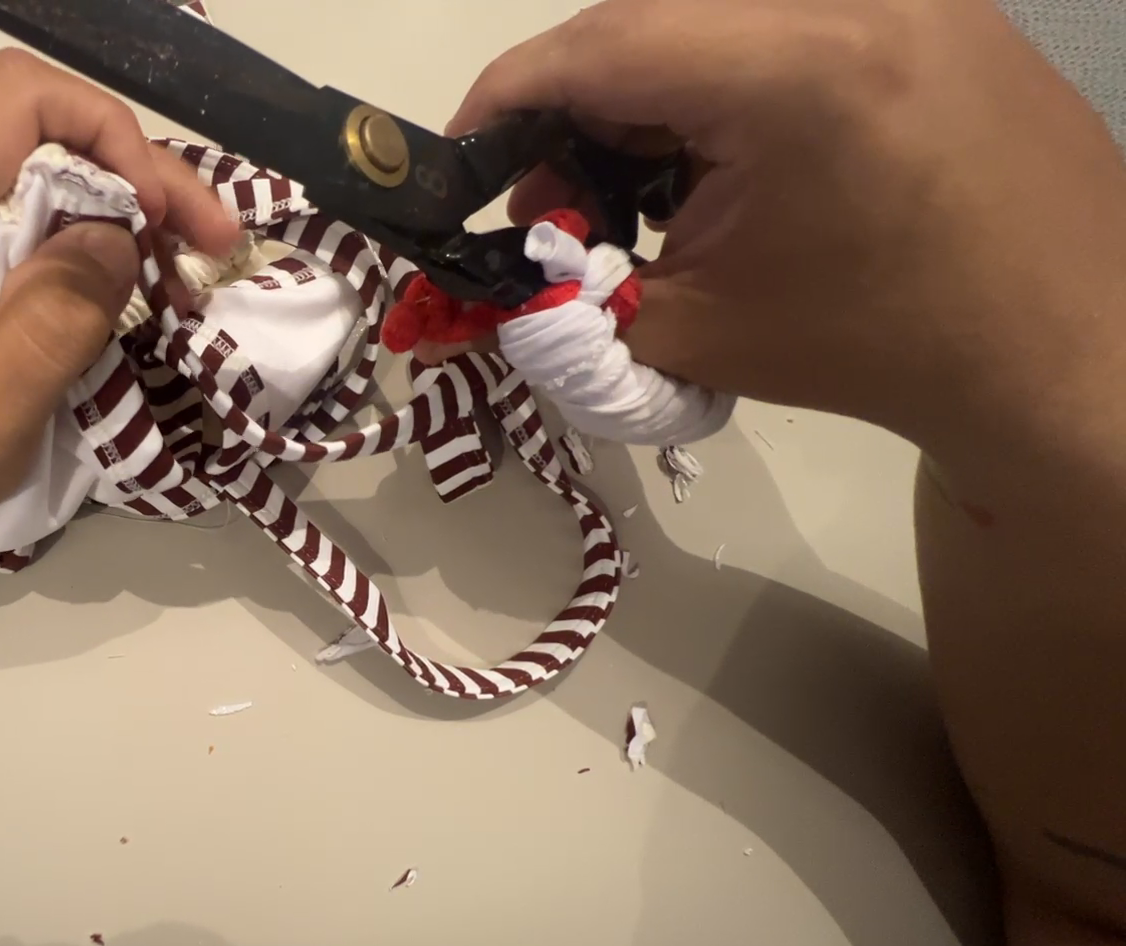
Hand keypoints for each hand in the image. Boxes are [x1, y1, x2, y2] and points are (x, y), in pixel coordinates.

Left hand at [0, 50, 238, 565]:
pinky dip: (84, 254)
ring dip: (119, 220)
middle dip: (141, 180)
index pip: (23, 101)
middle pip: (46, 137)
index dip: (109, 136)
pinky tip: (117, 299)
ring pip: (41, 183)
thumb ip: (53, 318)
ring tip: (175, 282)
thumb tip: (117, 236)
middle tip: (210, 247)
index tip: (158, 218)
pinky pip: (23, 231)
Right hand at [451, 0, 1125, 453]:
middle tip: (539, 203)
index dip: (505, 94)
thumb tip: (471, 303)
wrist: (1053, 342)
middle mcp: (852, 1)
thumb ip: (562, 305)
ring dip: (624, 102)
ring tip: (610, 196)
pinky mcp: (916, 15)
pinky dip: (691, 94)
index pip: (603, 45)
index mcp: (795, 76)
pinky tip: (688, 170)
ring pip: (697, 21)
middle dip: (561, 108)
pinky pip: (760, 31)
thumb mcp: (679, 333)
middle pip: (643, 20)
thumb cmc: (860, 347)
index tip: (456, 156)